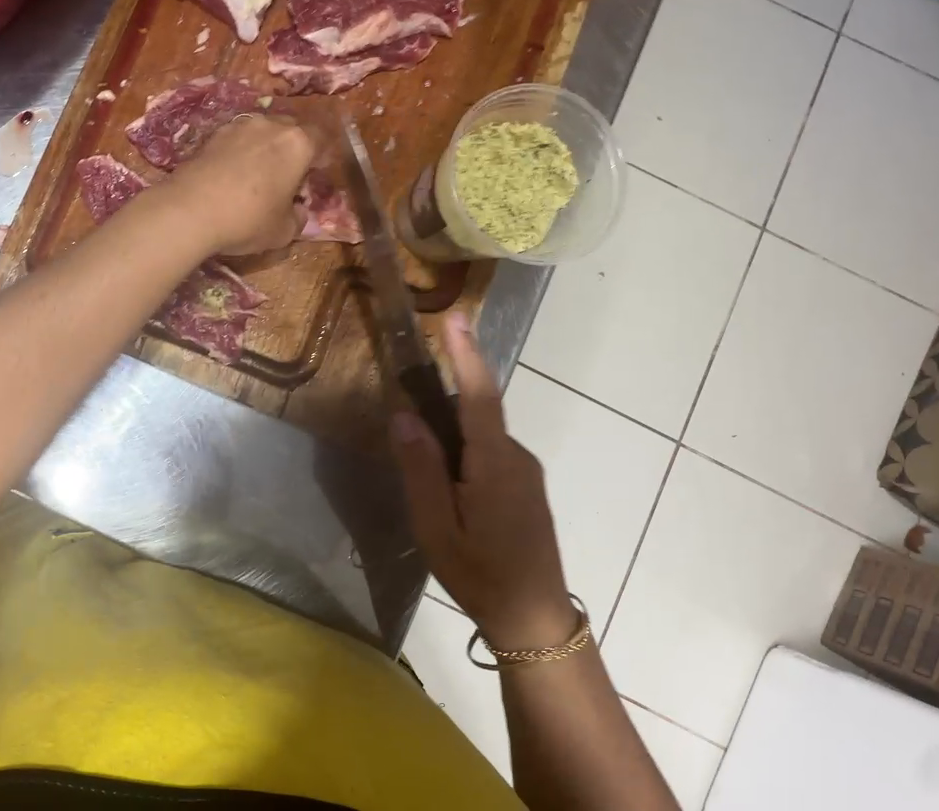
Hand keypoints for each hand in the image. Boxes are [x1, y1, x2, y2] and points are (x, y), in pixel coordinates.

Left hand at [162, 114, 315, 255]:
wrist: (190, 210)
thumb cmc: (248, 220)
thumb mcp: (283, 231)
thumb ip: (298, 218)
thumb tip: (298, 211)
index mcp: (298, 143)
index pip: (320, 139)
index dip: (319, 156)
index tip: (314, 173)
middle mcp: (271, 125)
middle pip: (290, 129)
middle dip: (291, 148)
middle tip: (286, 174)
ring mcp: (239, 126)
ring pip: (261, 131)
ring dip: (263, 146)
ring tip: (256, 173)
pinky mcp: (212, 134)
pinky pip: (236, 139)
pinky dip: (238, 151)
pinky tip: (231, 173)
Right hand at [391, 312, 576, 651]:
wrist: (535, 620)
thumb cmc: (479, 573)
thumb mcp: (435, 525)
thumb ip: (420, 467)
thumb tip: (403, 414)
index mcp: (494, 462)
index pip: (479, 395)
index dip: (466, 354)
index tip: (455, 317)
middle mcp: (516, 457)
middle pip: (474, 412)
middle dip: (439, 407)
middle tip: (404, 430)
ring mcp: (526, 473)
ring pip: (480, 436)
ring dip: (450, 439)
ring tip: (423, 480)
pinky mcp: (527, 489)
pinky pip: (490, 454)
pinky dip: (464, 455)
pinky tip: (447, 494)